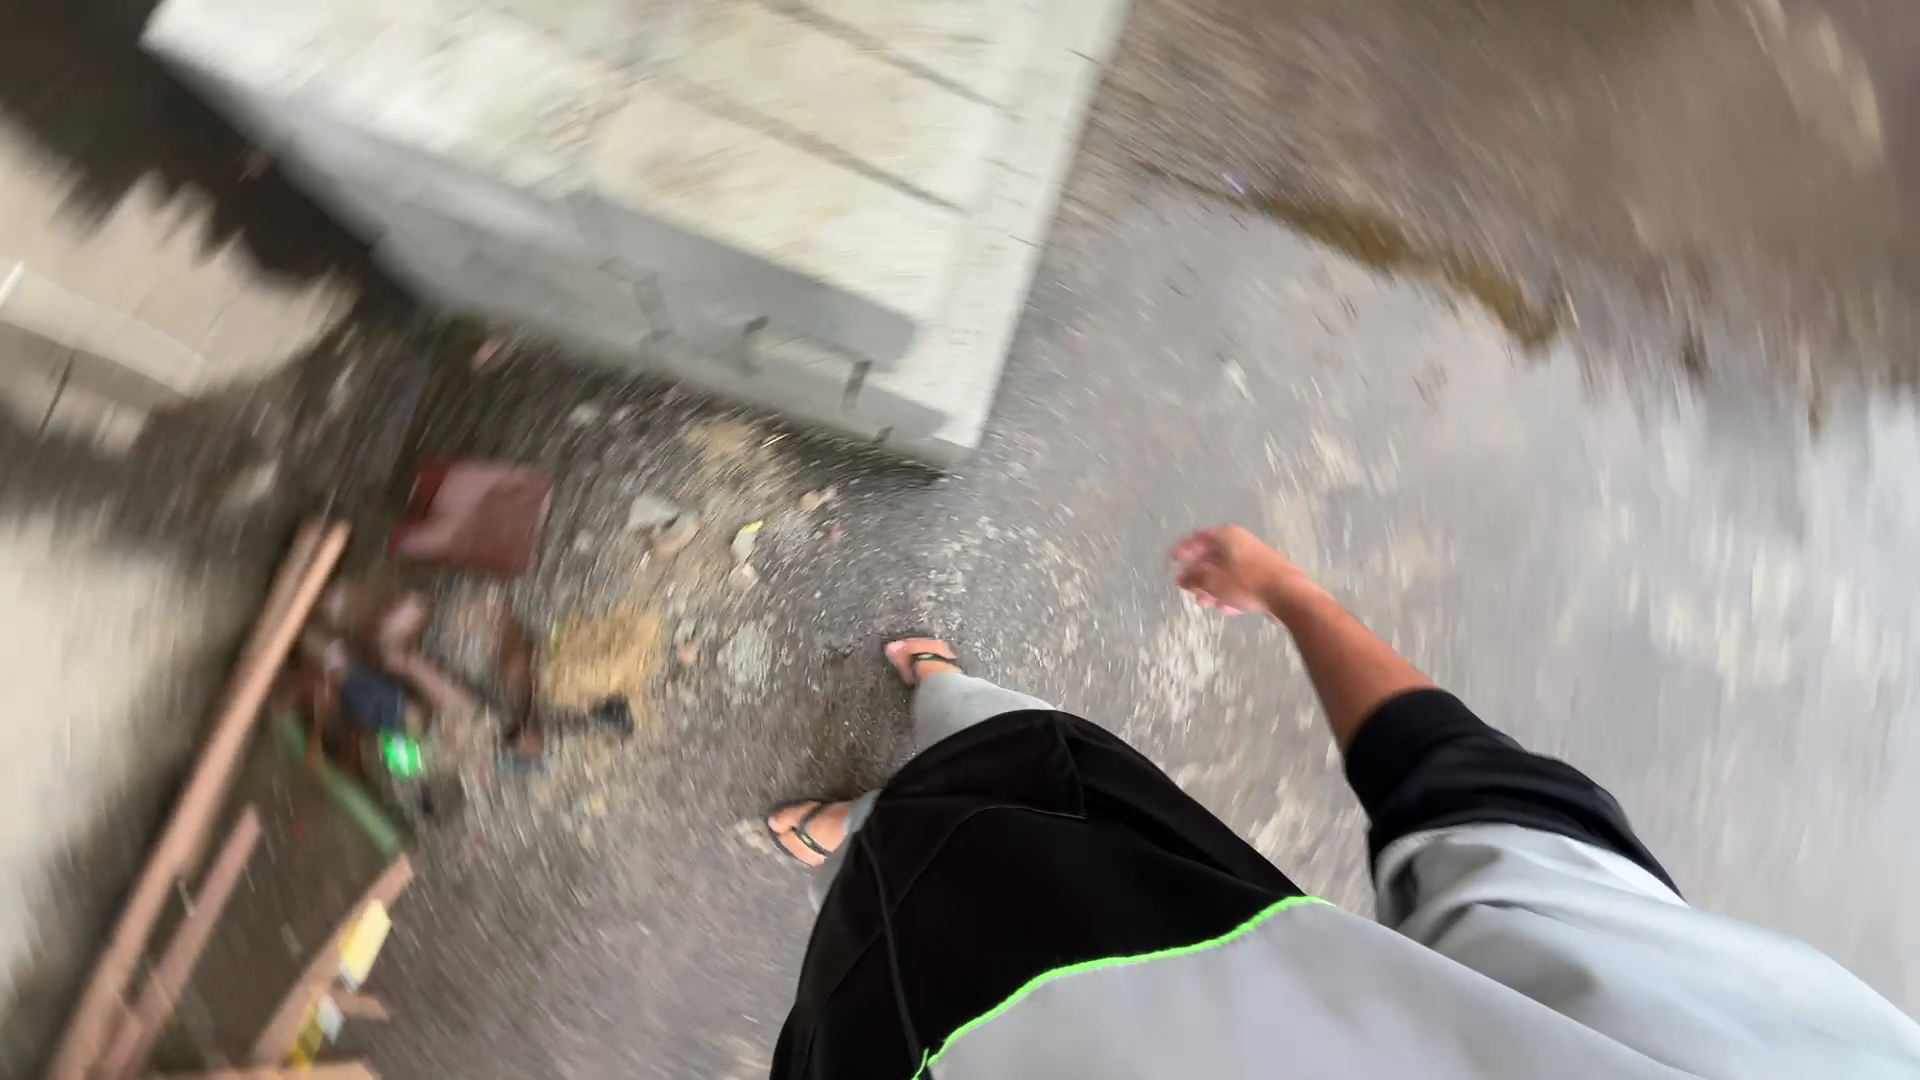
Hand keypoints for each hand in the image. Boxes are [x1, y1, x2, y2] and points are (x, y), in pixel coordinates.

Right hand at [1170, 525, 1311, 615]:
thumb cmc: (1245, 582)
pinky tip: (1226, 608)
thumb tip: (1180, 578)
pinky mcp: (1266, 574)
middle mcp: (1241, 542)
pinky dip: (1230, 592)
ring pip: (1226, 571)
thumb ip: (1192, 577)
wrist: (1289, 594)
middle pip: (1212, 556)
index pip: (1196, 538)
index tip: (1171, 564)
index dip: (1181, 550)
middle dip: (1197, 575)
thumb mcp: (1212, 580)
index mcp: (1226, 535)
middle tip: (1188, 589)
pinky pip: (1241, 581)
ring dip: (1212, 587)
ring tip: (1205, 603)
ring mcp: (1255, 558)